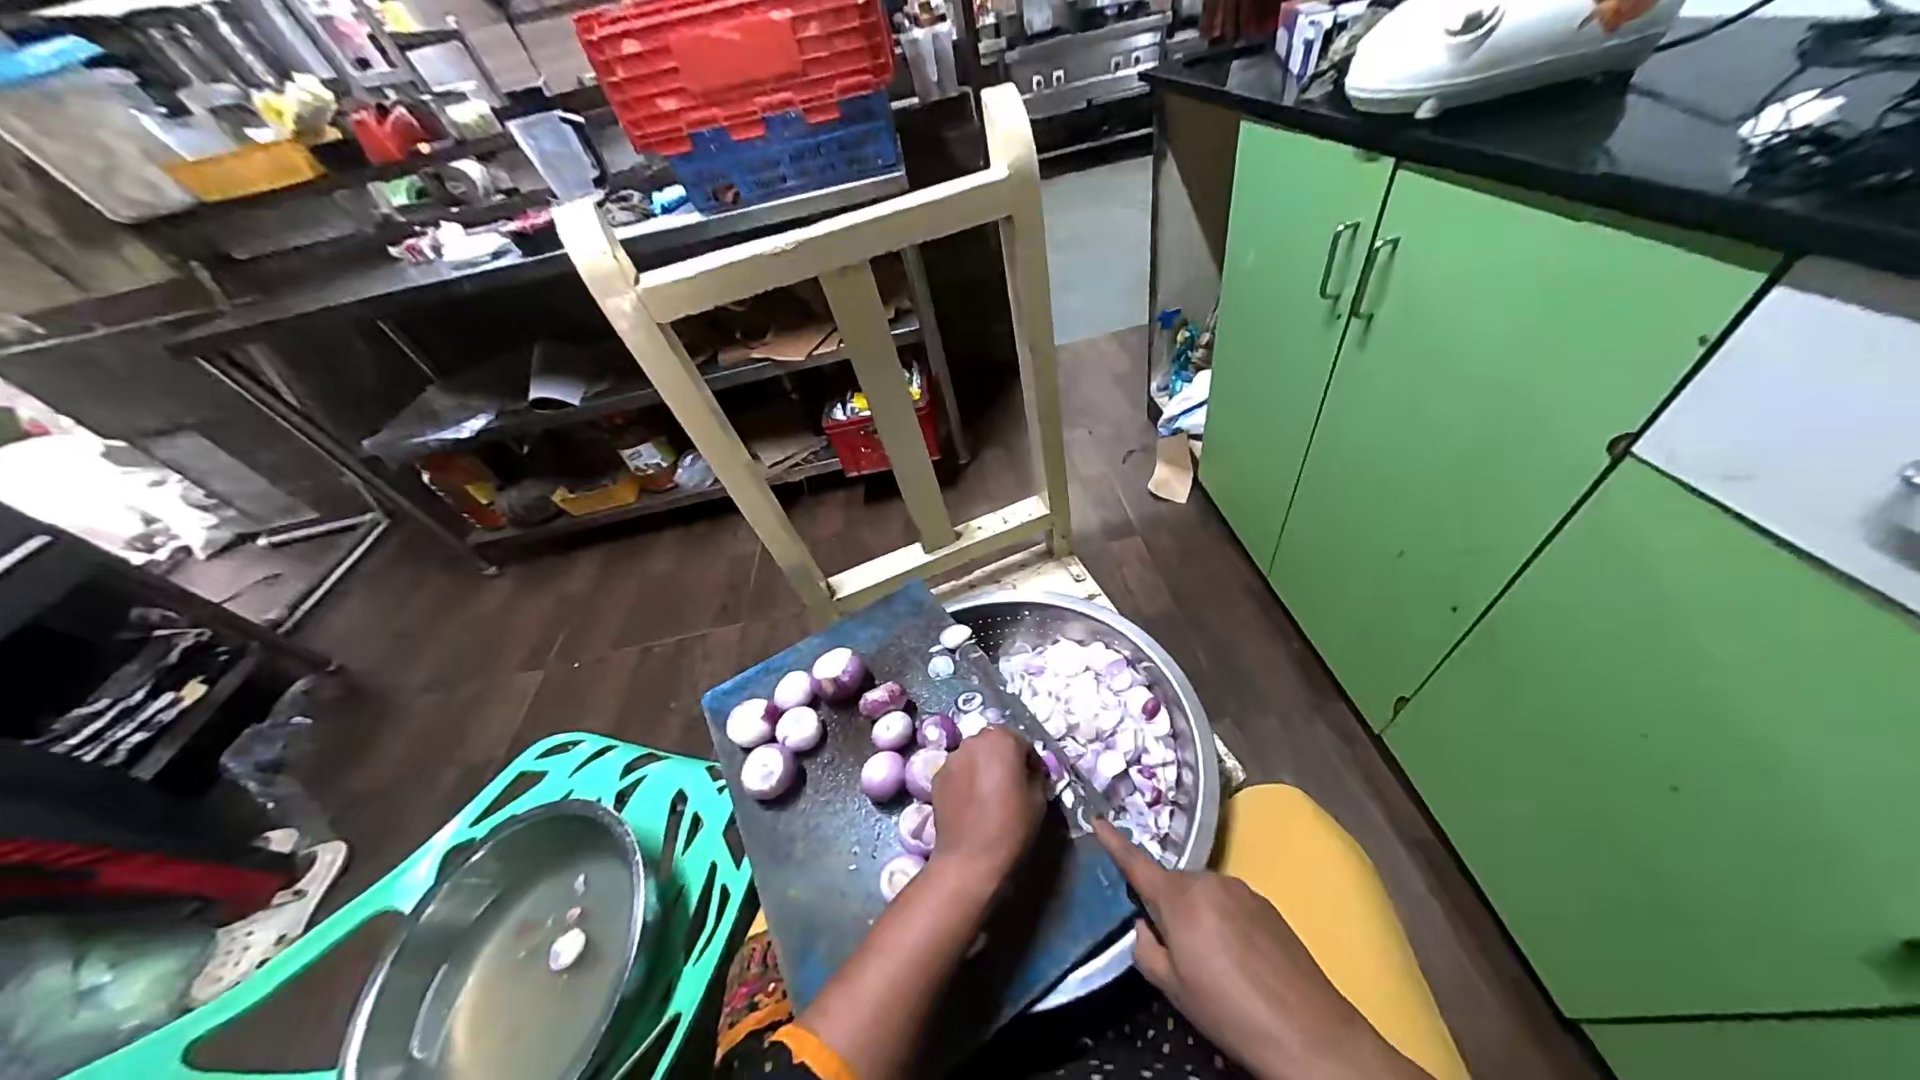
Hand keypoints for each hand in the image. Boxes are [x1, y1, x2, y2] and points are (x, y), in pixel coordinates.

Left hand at [931, 726, 1046, 877]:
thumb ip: (1035, 775)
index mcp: (1002, 740)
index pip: (1021, 742)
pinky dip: (965, 780)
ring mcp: (951, 758)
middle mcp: (973, 741)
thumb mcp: (1039, 799)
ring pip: (973, 756)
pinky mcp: (937, 776)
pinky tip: (970, 803)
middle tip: (1009, 784)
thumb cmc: (1011, 825)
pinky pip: (957, 772)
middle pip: (993, 744)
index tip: (1032, 779)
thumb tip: (1029, 772)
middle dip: (1002, 758)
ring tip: (987, 794)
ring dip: (981, 767)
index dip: (1029, 761)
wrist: (970, 857)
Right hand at [1094, 821, 1431, 1079]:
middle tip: (1174, 948)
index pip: (1137, 863)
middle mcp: (1209, 881)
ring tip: (1212, 959)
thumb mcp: (1172, 987)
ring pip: (1202, 893)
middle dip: (1166, 905)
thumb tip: (1146, 926)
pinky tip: (1239, 959)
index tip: (1097, 820)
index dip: (1114, 842)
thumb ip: (1145, 947)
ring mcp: (1242, 889)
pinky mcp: (1267, 903)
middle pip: (1173, 883)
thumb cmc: (1229, 1010)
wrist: (1309, 1033)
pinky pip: (1229, 902)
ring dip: (1197, 914)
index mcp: (1180, 898)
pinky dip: (1223, 920)